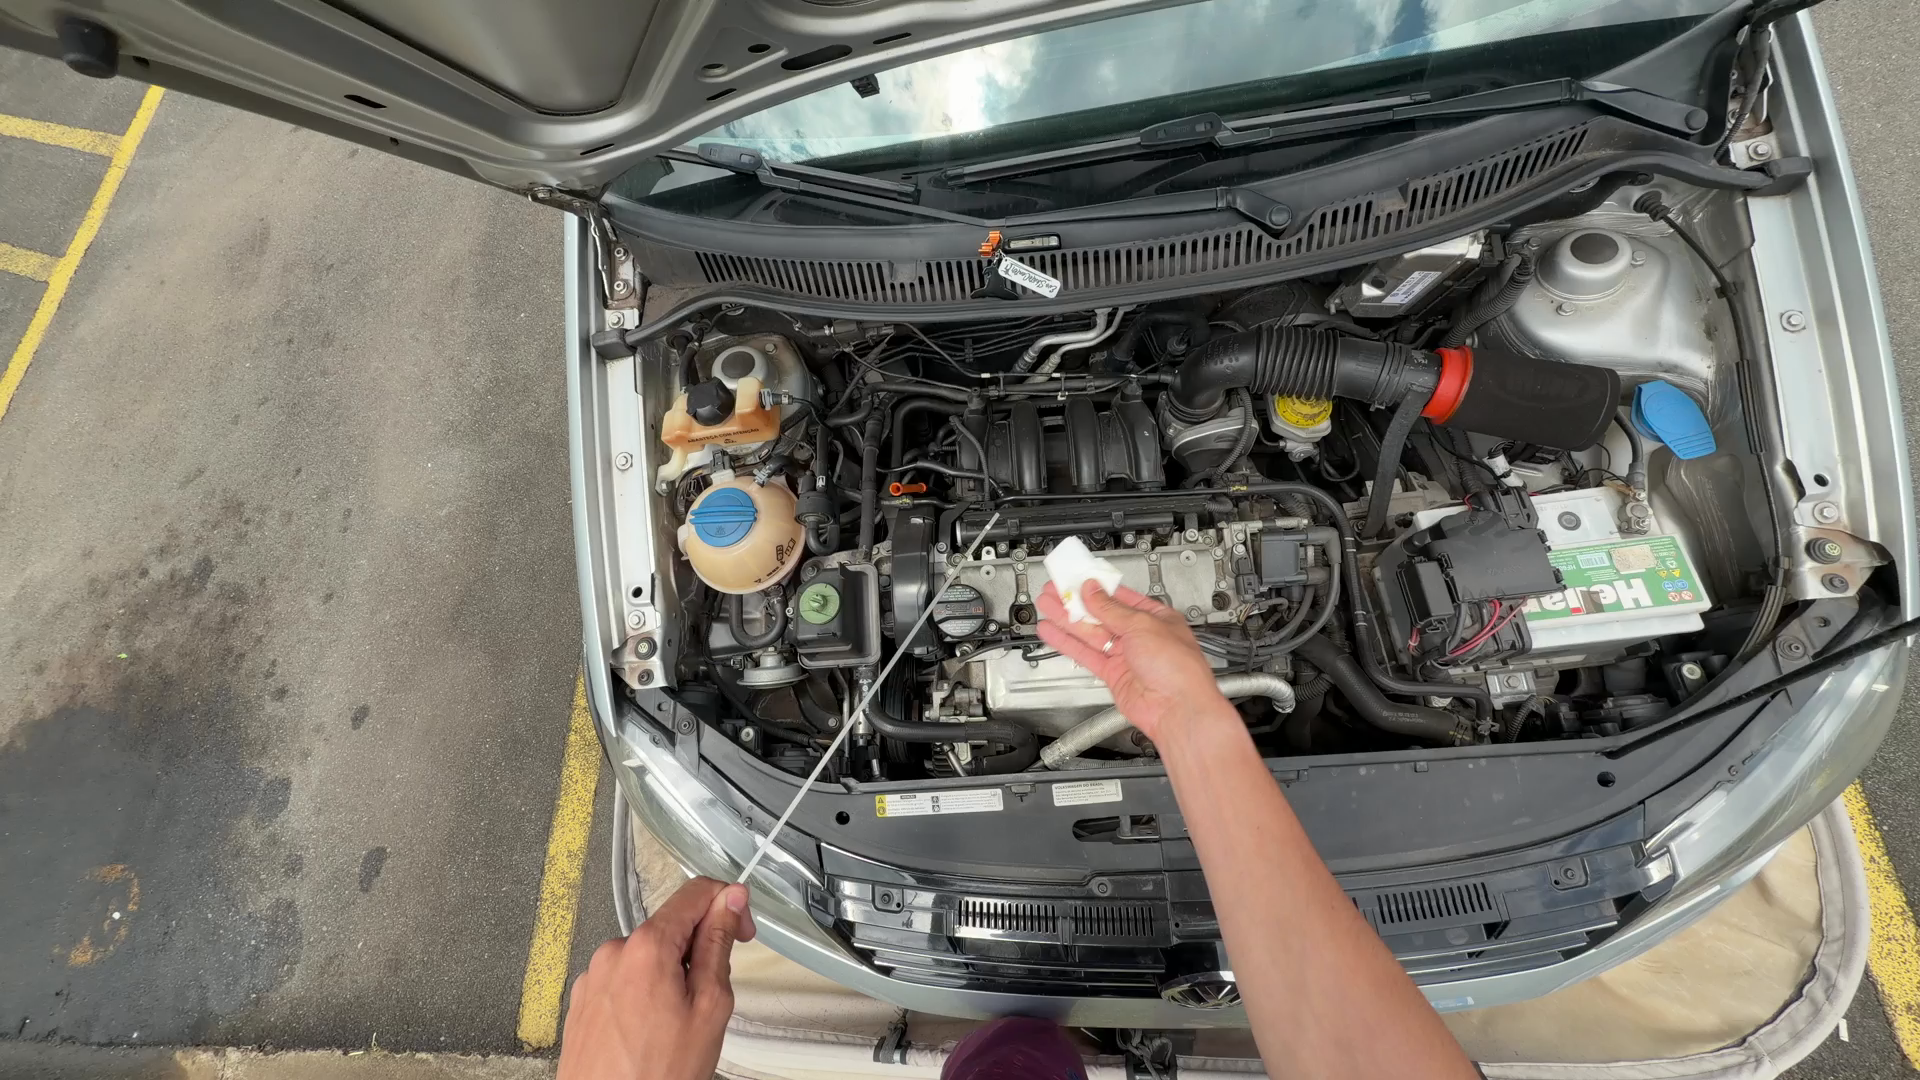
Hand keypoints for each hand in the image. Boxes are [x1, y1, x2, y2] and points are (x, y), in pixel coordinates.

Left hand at [557, 877, 756, 1079]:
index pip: (695, 892)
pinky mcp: (581, 1003)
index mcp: (646, 946)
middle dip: (699, 947)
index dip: (727, 904)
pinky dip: (644, 991)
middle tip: (711, 994)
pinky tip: (651, 1030)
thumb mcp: (709, 1006)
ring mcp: (592, 978)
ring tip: (677, 1021)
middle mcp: (613, 952)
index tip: (741, 932)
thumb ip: (718, 942)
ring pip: (649, 954)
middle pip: (672, 925)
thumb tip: (730, 899)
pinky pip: (624, 978)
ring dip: (671, 971)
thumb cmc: (660, 1076)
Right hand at [1036, 580, 1228, 744]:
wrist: (1177, 709)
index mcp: (1154, 617)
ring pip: (1089, 633)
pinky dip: (1068, 642)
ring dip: (1067, 619)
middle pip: (1101, 614)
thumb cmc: (1178, 668)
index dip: (1096, 587)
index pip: (1119, 596)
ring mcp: (1125, 655)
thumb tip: (1093, 591)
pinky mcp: (1112, 674)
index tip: (1076, 578)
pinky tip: (1054, 632)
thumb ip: (1111, 609)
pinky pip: (1086, 653)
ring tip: (1047, 605)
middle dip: (1076, 602)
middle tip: (1055, 590)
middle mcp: (1139, 635)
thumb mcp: (1142, 625)